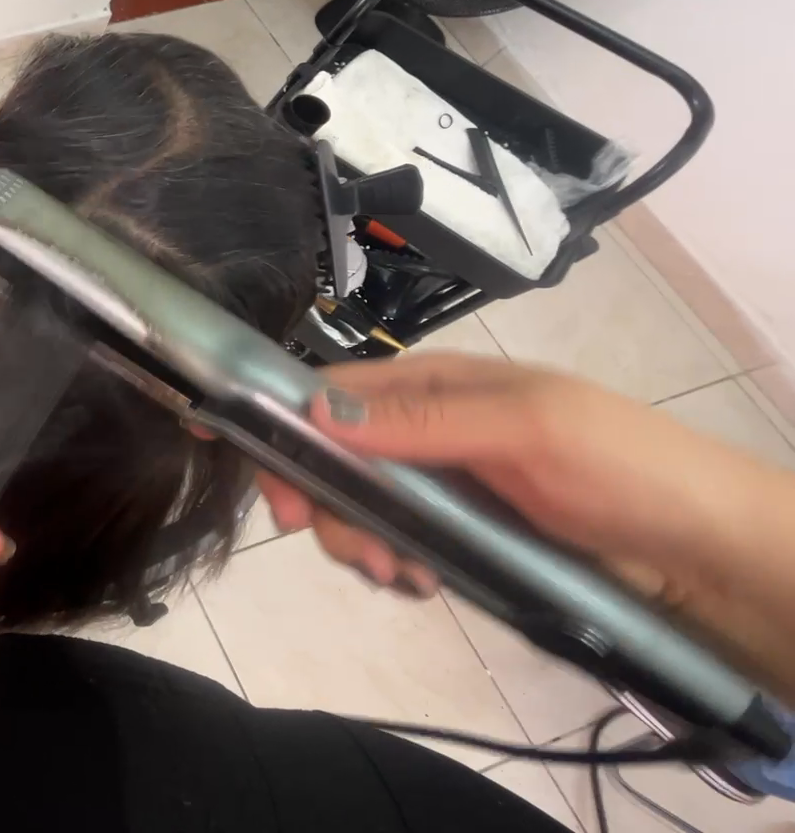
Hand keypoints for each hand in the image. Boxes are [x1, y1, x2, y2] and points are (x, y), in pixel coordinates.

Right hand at [260, 354, 794, 695]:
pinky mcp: (449, 529)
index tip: (252, 472)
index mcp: (428, 385)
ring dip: (353, 540)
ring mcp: (432, 481)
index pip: (325, 393)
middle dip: (319, 501)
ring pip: (350, 503)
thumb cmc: (628, 469)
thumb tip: (314, 412)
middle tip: (334, 544)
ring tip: (394, 575)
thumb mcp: (531, 428)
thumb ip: (423, 421)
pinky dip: (386, 563)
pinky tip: (415, 583)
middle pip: (325, 455)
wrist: (716, 555)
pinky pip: (388, 539)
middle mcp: (416, 428)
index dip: (278, 424)